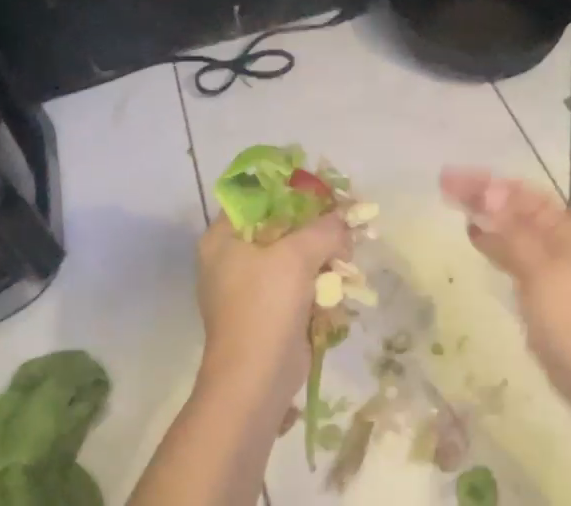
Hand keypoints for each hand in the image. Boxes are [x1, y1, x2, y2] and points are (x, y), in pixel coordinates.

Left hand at [194, 211, 351, 411]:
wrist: (256, 380)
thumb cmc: (266, 305)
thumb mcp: (298, 254)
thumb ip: (325, 228)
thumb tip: (344, 220)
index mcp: (223, 238)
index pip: (258, 198)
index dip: (293, 191)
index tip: (326, 194)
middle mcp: (231, 258)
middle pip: (280, 227)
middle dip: (315, 228)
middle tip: (343, 227)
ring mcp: (248, 288)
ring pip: (292, 257)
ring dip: (321, 257)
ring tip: (347, 257)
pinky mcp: (267, 312)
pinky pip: (296, 285)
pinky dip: (317, 283)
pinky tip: (339, 284)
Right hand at [440, 168, 570, 404]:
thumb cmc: (570, 318)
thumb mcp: (538, 268)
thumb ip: (511, 230)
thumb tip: (488, 191)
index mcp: (570, 228)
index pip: (522, 193)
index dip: (486, 182)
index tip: (451, 177)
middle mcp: (565, 239)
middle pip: (518, 209)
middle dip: (483, 195)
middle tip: (445, 184)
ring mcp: (556, 264)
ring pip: (515, 230)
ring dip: (488, 216)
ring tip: (454, 203)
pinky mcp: (546, 288)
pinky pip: (517, 253)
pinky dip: (497, 243)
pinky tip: (477, 238)